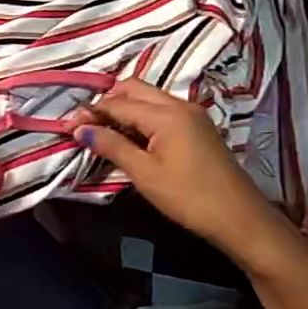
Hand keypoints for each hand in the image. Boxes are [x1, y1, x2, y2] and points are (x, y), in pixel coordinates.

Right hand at [73, 79, 284, 252]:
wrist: (239, 218)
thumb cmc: (188, 197)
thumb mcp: (144, 173)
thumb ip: (112, 146)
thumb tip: (81, 129)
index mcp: (167, 115)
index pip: (119, 104)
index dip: (91, 113)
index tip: (68, 125)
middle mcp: (180, 106)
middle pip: (135, 89)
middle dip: (107, 102)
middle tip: (86, 124)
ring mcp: (192, 115)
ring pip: (149, 98)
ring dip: (124, 108)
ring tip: (103, 130)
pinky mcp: (198, 128)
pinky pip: (161, 110)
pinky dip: (141, 116)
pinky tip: (129, 135)